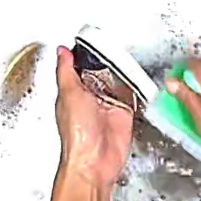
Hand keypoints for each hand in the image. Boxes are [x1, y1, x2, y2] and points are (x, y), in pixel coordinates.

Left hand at [54, 46, 131, 188]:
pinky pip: (132, 95)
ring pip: (118, 81)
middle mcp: (92, 97)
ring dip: (123, 73)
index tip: (93, 38)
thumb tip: (61, 52)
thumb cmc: (77, 135)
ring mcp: (109, 105)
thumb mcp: (69, 94)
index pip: (80, 67)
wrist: (95, 161)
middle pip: (102, 72)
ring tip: (129, 58)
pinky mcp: (125, 112)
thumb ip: (66, 71)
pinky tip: (138, 77)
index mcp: (74, 91)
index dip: (86, 54)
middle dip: (108, 62)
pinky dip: (136, 86)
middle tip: (116, 46)